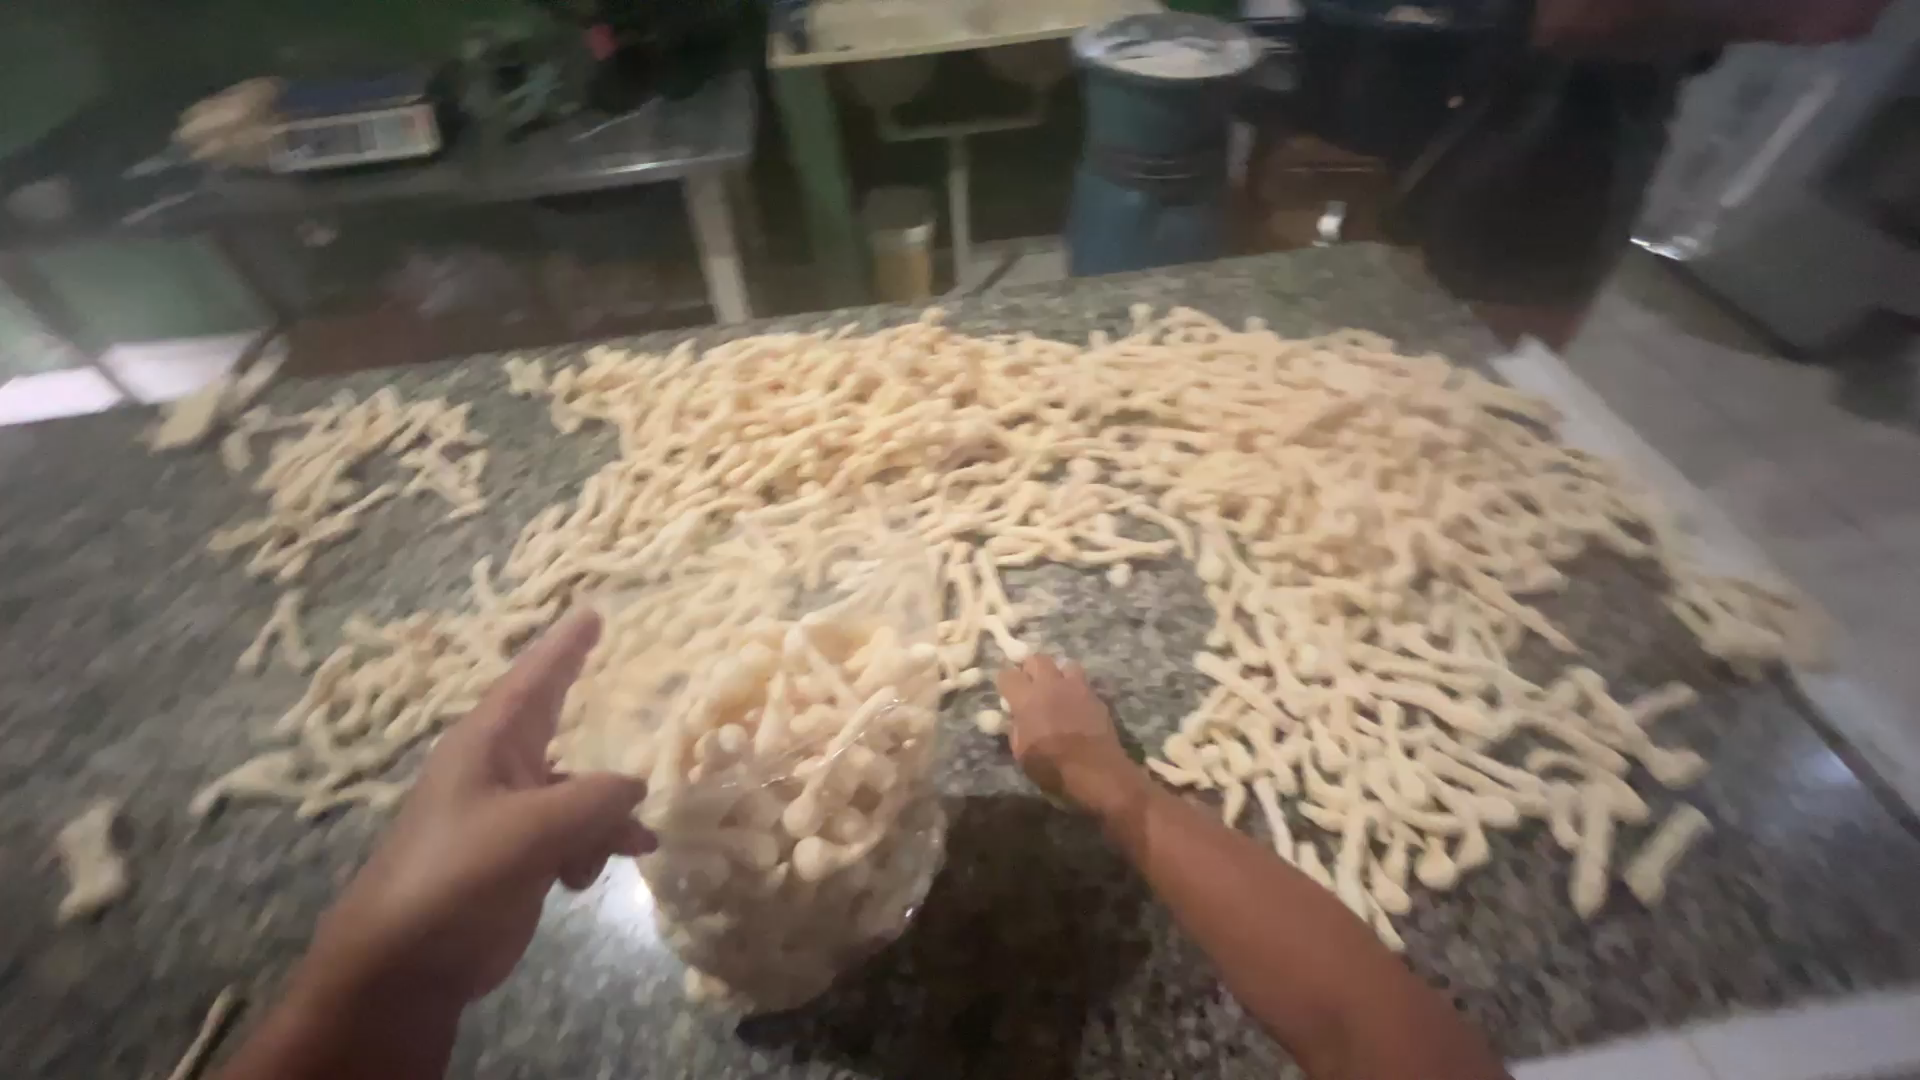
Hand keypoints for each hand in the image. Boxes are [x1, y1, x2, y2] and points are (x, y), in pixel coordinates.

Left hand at [302, 609, 655, 1007]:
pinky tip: (592, 875)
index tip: (592, 612)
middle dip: (601, 724)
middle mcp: (501, 768)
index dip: (565, 646)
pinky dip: (594, 846)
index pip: (534, 679)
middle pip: (565, 728)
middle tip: (641, 694)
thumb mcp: (533, 830)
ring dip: (609, 814)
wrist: (405, 969)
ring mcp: (511, 812)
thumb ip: (597, 798)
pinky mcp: (521, 852)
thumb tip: (636, 786)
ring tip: (633, 843)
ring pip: (582, 790)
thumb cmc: (456, 877)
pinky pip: (576, 831)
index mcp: (489, 744)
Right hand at [995, 655, 1141, 813]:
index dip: (1005, 683)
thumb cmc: (1052, 766)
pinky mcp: (1096, 696)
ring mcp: (1076, 687)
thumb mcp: (1021, 753)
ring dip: (1058, 674)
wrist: (1096, 771)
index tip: (1007, 694)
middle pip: (1036, 659)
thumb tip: (1016, 717)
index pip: (1007, 675)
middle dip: (1030, 669)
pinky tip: (1076, 705)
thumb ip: (1016, 728)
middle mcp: (1050, 685)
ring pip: (1064, 664)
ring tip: (1057, 690)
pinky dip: (1076, 689)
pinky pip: (1083, 683)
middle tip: (1030, 685)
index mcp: (1026, 698)